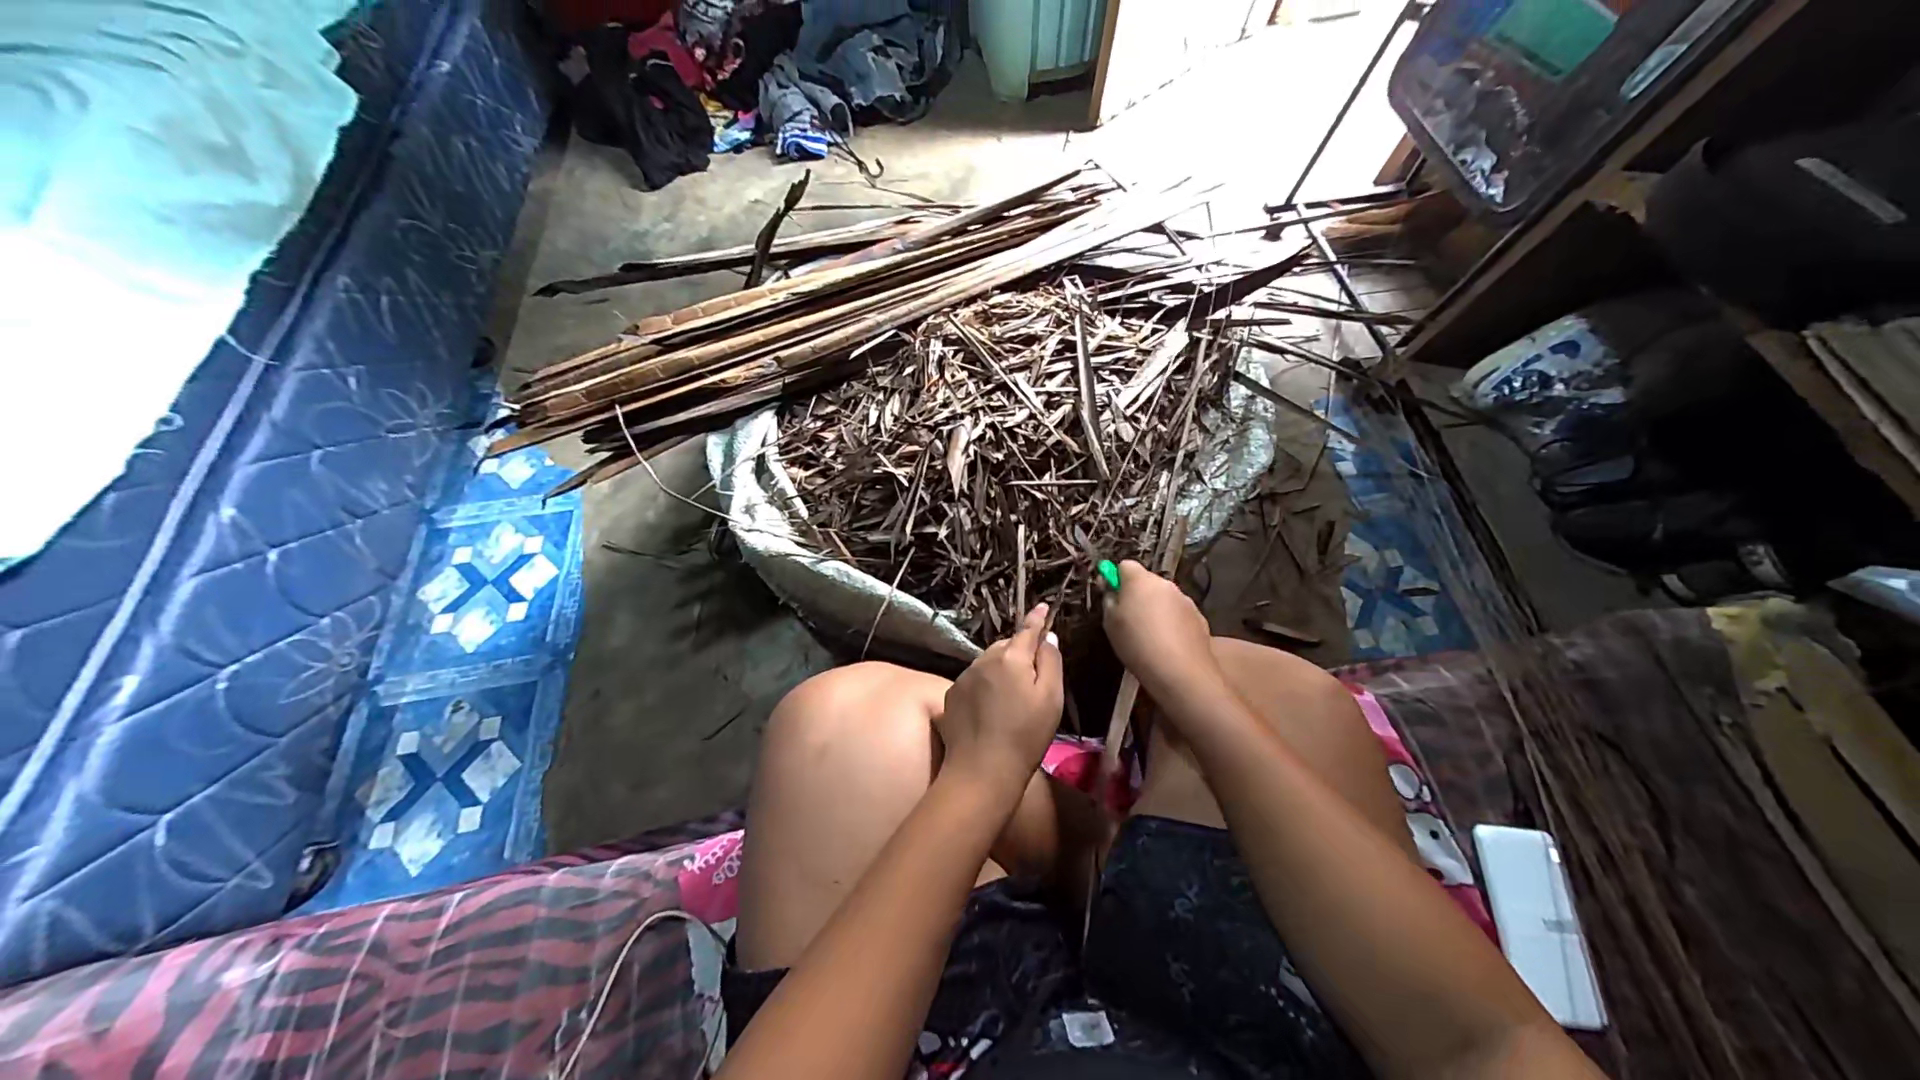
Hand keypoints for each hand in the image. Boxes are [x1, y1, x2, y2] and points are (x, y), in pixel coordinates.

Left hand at [937, 603, 1063, 799]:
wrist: (982, 770)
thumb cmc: (1026, 735)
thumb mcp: (1051, 698)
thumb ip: (1050, 662)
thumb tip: (1047, 637)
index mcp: (1011, 657)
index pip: (1027, 630)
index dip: (1037, 618)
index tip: (1043, 607)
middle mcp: (984, 660)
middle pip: (1006, 646)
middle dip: (1019, 651)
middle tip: (1033, 674)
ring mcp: (964, 677)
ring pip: (988, 663)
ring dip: (1001, 670)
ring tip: (1012, 696)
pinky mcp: (952, 695)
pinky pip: (974, 681)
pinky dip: (985, 686)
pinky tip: (991, 709)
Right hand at [1101, 561, 1223, 703]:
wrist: (1180, 671)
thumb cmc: (1137, 644)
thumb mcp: (1110, 623)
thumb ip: (1109, 600)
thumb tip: (1111, 589)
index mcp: (1140, 580)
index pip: (1125, 565)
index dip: (1117, 579)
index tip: (1113, 598)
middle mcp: (1165, 584)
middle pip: (1146, 582)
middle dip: (1138, 595)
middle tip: (1129, 620)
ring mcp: (1185, 599)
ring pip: (1164, 598)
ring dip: (1156, 609)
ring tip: (1150, 636)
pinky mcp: (1199, 617)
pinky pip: (1178, 613)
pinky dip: (1172, 622)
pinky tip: (1168, 644)